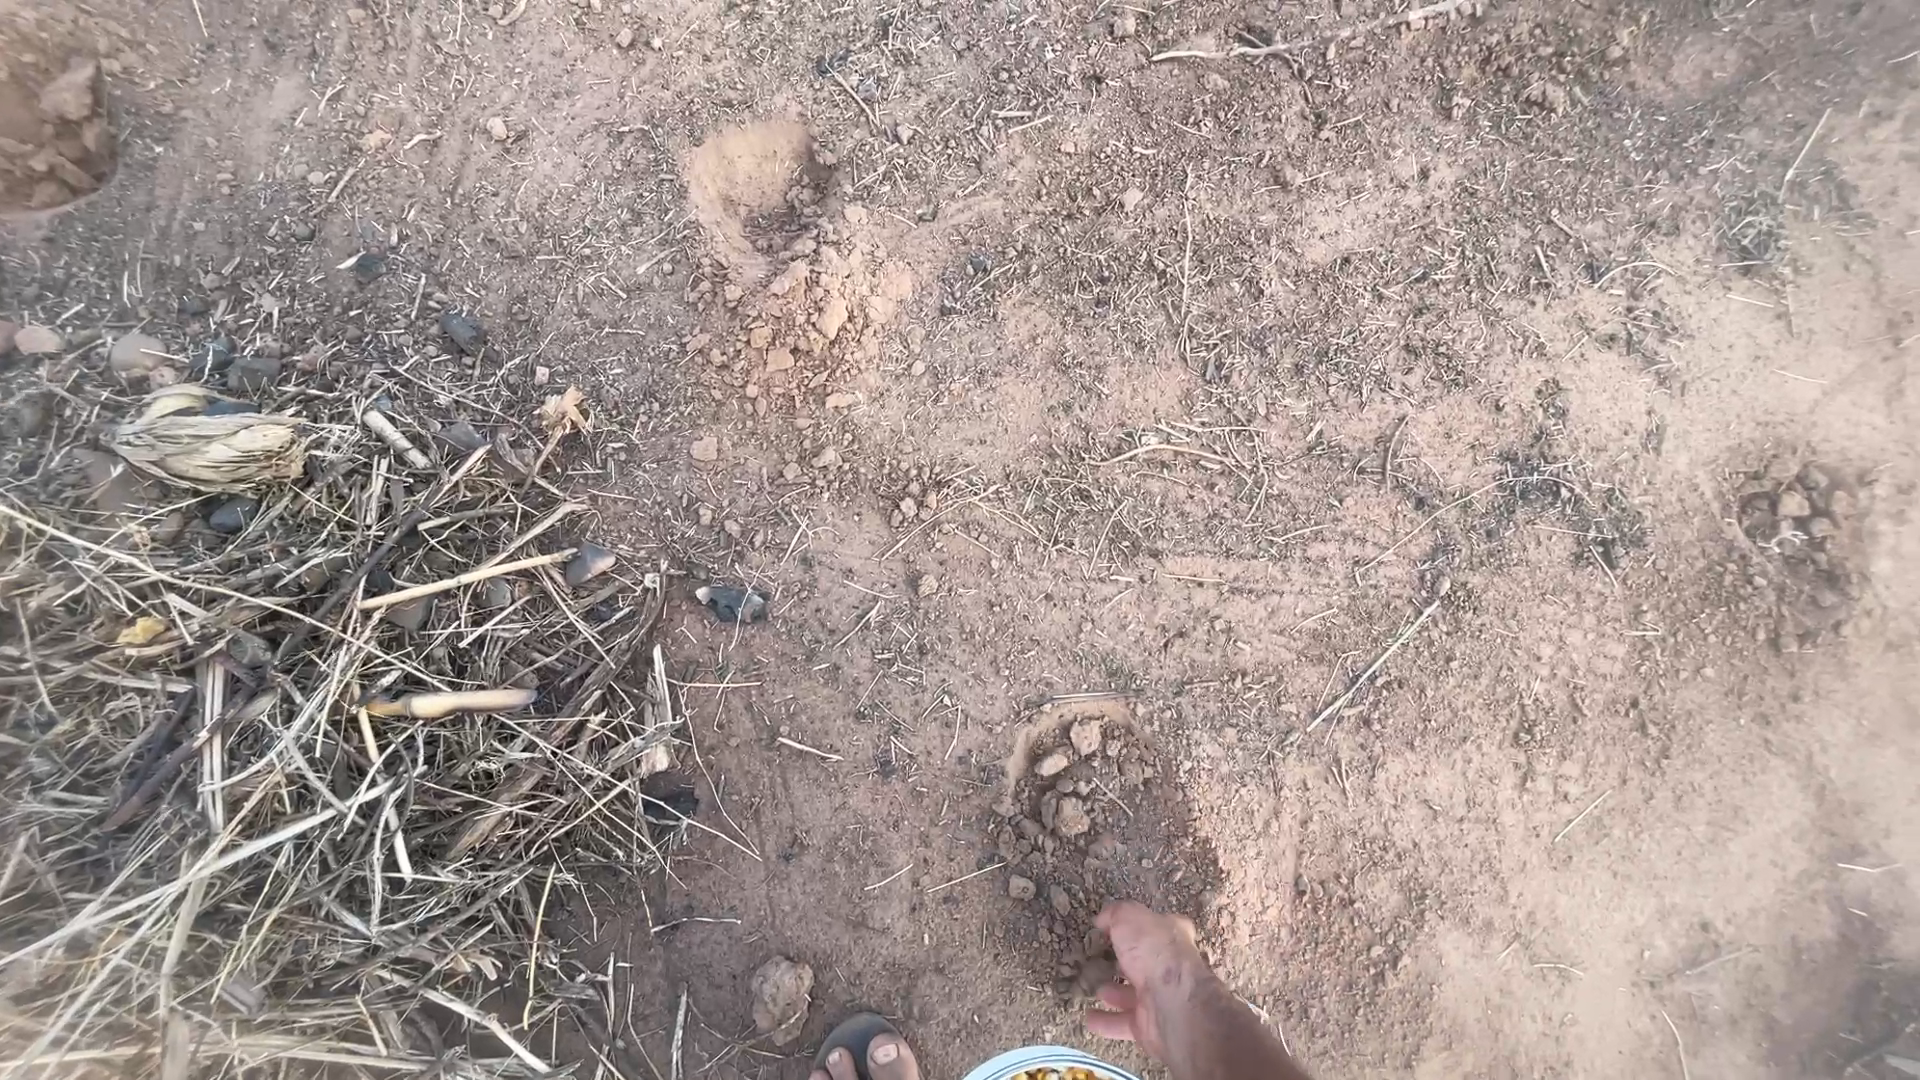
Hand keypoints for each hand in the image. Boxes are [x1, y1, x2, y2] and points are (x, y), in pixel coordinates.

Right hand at [1084, 901, 1213, 1061]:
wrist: (1172, 1001)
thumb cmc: (1154, 950)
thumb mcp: (1128, 916)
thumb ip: (1114, 914)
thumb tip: (1102, 920)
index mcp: (1172, 936)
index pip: (1159, 927)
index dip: (1142, 926)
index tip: (1120, 928)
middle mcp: (1169, 967)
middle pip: (1145, 964)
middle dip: (1125, 964)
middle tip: (1104, 961)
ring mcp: (1161, 998)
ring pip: (1133, 995)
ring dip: (1114, 993)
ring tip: (1095, 989)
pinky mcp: (1149, 1026)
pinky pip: (1123, 1023)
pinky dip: (1106, 1022)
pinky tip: (1089, 1018)